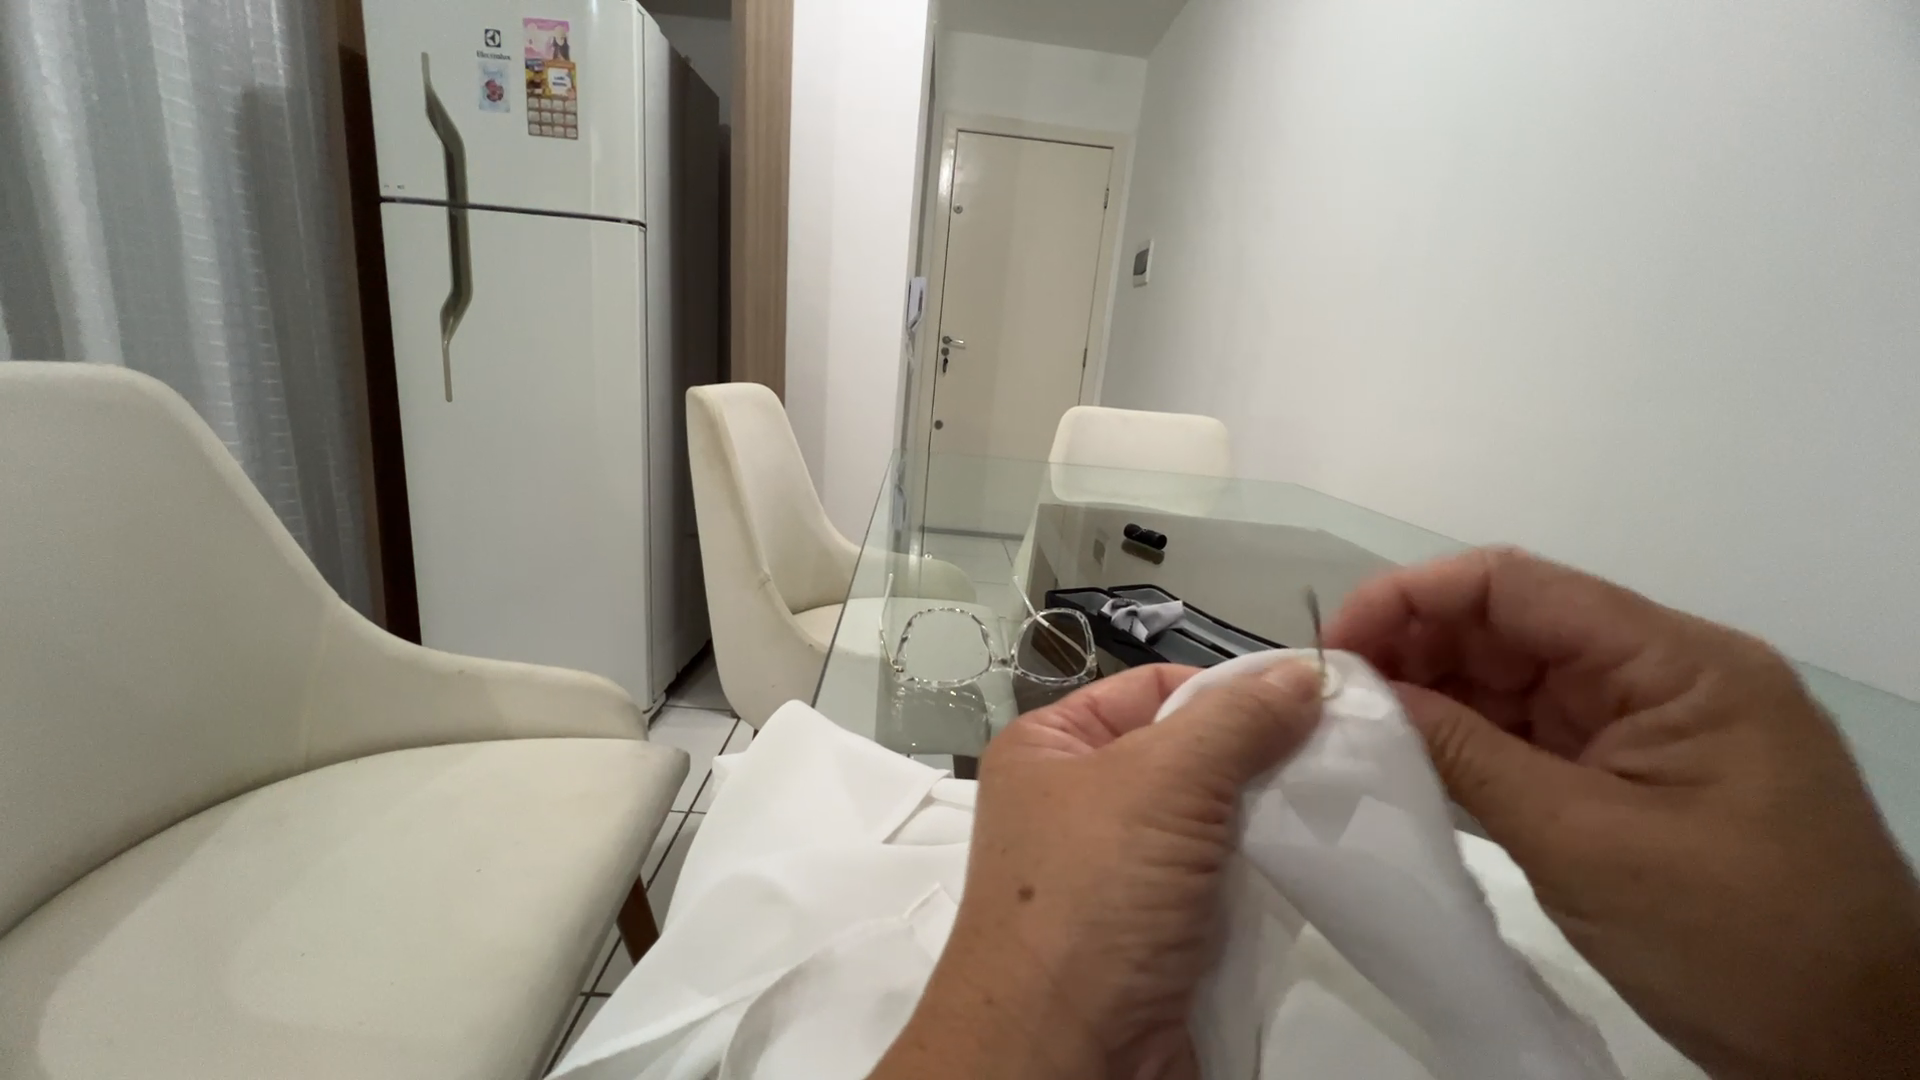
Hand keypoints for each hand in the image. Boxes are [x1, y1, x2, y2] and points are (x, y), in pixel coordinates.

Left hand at [869, 662, 1324, 1079]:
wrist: (1064, 1058)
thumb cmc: (1092, 895)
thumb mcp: (1160, 783)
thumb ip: (1233, 722)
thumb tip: (1301, 672)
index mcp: (1051, 745)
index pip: (1150, 688)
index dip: (1226, 689)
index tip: (1309, 698)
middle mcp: (1077, 797)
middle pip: (1184, 751)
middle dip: (1256, 754)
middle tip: (1339, 753)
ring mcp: (1116, 866)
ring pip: (1208, 817)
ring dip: (1267, 814)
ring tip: (1337, 801)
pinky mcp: (1153, 924)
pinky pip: (1216, 874)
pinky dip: (1262, 867)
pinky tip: (1314, 857)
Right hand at [1328, 547, 1919, 1079]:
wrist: (1853, 1059)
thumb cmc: (1736, 941)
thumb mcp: (1581, 840)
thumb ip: (1463, 752)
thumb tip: (1362, 694)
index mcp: (1673, 663)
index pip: (1515, 585)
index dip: (1409, 596)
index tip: (1338, 643)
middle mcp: (1651, 670)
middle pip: (1500, 621)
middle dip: (1408, 645)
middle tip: (1336, 693)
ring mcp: (1631, 717)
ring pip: (1497, 671)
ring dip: (1424, 690)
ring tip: (1357, 724)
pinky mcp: (1610, 762)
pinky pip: (1513, 724)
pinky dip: (1453, 733)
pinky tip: (1403, 752)